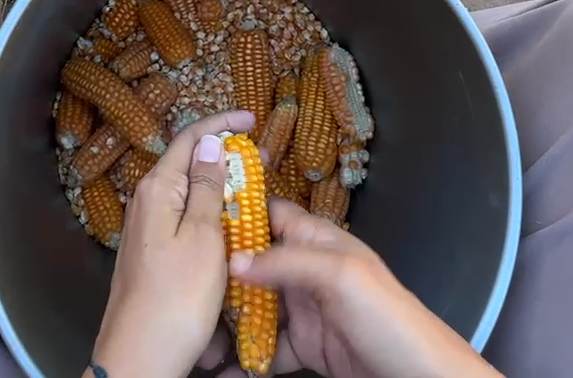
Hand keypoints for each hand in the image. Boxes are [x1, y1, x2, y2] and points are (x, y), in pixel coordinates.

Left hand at [87, 110, 255, 377]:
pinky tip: (230, 223)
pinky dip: (210, 211)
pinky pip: (185, 216)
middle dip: (224, 153)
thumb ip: (208, 187)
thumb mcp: (203, 236)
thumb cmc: (176, 296)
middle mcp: (147, 200)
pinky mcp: (153, 251)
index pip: (190, 137)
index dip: (222, 122)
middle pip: (188, 161)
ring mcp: (148, 227)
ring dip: (220, 184)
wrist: (140, 358)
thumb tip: (211, 143)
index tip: (252, 119)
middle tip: (261, 156)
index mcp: (158, 187)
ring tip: (252, 186)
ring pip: (188, 191)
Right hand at [215, 199, 501, 377]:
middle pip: (254, 261)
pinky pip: (267, 348)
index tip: (196, 215)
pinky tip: (221, 367)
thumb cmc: (388, 316)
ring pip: (255, 306)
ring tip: (194, 328)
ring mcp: (304, 310)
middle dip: (221, 272)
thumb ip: (286, 262)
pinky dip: (245, 358)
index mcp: (316, 239)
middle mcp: (305, 269)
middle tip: (185, 282)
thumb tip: (232, 260)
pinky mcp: (306, 348)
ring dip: (227, 317)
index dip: (236, 210)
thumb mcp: (339, 276)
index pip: (269, 213)